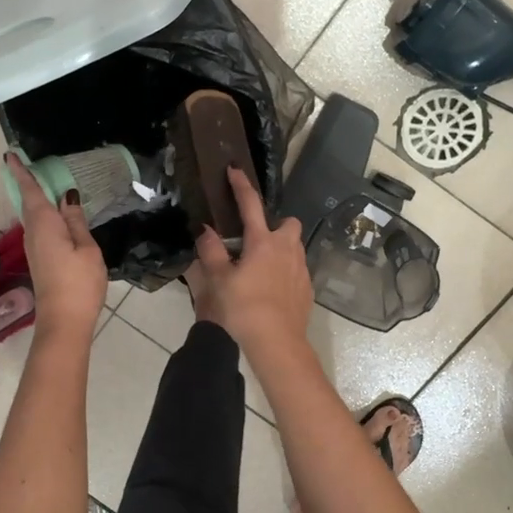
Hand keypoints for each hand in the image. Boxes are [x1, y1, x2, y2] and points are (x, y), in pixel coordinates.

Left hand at [7, 152, 107, 337]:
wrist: (64, 322)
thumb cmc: (79, 283)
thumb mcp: (86, 248)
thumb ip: (76, 221)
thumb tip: (67, 196)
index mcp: (44, 224)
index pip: (31, 191)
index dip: (21, 172)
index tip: (9, 155)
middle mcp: (33, 233)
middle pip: (29, 202)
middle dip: (28, 183)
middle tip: (28, 163)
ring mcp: (34, 248)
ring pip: (33, 216)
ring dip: (36, 199)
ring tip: (45, 182)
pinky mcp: (40, 260)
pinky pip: (39, 228)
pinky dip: (43, 215)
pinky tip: (55, 214)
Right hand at [186, 166, 312, 350]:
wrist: (277, 342)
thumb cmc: (244, 308)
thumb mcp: (219, 280)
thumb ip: (211, 251)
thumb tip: (205, 230)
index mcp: (263, 242)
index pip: (250, 205)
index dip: (241, 186)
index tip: (234, 170)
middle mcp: (286, 249)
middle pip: (288, 223)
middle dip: (276, 225)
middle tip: (255, 240)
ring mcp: (301, 269)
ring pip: (294, 247)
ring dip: (280, 248)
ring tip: (260, 267)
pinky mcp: (308, 288)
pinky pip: (297, 270)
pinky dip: (285, 272)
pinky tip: (271, 289)